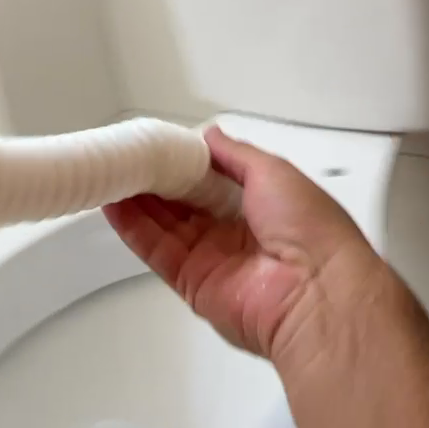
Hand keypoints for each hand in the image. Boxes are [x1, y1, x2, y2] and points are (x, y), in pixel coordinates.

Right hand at [104, 127, 401, 363]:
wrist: (315, 292)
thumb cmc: (310, 227)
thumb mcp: (273, 171)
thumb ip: (235, 155)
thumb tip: (210, 135)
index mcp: (262, 201)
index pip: (213, 176)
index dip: (186, 161)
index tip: (160, 144)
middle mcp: (235, 229)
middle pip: (185, 201)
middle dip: (157, 179)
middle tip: (129, 156)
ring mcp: (213, 256)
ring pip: (165, 223)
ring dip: (139, 200)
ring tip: (113, 172)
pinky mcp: (193, 282)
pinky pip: (157, 250)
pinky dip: (134, 228)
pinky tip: (115, 205)